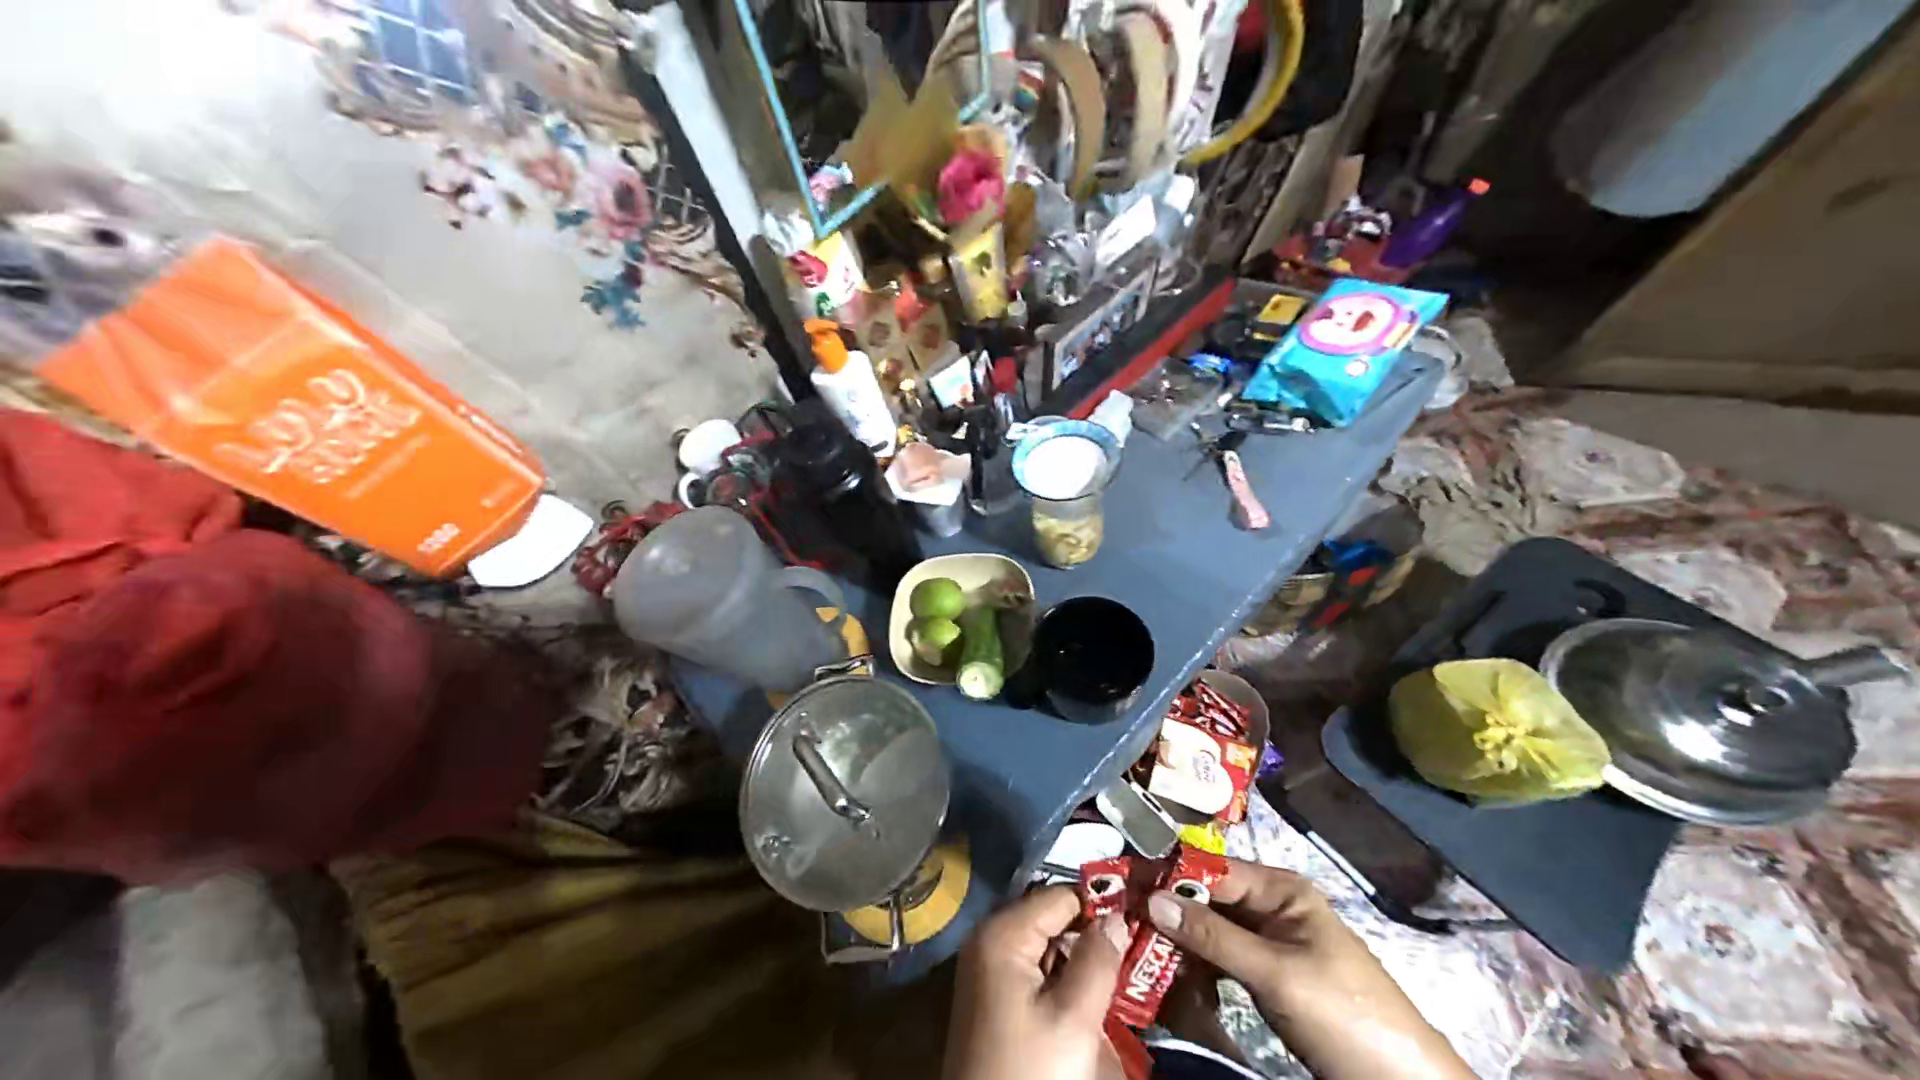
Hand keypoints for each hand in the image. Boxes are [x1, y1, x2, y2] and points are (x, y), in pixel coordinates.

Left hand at [944, 885, 1129, 1079]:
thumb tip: (1116, 917)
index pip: (1061, 896)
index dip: (1100, 906)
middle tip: (1133, 951)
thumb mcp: (1073, 1021)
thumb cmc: (1029, 1072)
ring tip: (1116, 975)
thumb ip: (1097, 962)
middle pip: (1051, 918)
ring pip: (1045, 945)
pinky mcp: (990, 994)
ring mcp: (986, 966)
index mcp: (1002, 932)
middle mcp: (988, 937)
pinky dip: (1060, 977)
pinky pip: (1033, 968)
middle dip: (1089, 934)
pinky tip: (1087, 996)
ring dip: (1078, 959)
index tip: (1138, 920)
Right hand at [1144, 858, 1475, 1079]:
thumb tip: (1151, 898)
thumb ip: (1212, 935)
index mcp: (1280, 889)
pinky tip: (1170, 977)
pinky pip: (1221, 960)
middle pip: (1207, 899)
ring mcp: (1270, 943)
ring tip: (1136, 949)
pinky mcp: (1268, 976)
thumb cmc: (1343, 1015)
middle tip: (1121, 922)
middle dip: (1168, 911)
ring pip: (1210, 931)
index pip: (1210, 870)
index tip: (1122, 884)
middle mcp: (1271, 907)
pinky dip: (1198, 967)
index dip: (1167, 876)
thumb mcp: (1274, 972)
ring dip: (1179, 942)